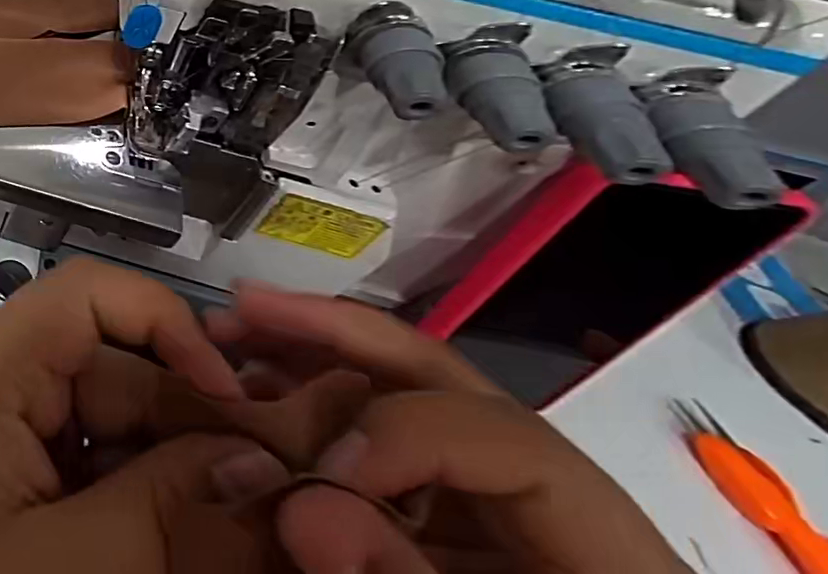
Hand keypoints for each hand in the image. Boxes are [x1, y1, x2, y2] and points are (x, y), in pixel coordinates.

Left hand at [0, 260, 333, 573]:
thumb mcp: (74, 558)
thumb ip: (168, 505)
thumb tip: (259, 464)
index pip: (92, 293)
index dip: (168, 322)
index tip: (230, 391)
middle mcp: (3, 368)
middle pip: (114, 362)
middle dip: (190, 414)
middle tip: (273, 473)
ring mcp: (6, 412)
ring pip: (110, 413)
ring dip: (172, 458)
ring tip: (244, 503)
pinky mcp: (10, 454)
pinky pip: (86, 449)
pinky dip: (135, 483)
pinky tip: (184, 519)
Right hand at [208, 284, 689, 572]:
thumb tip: (299, 510)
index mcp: (593, 525)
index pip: (504, 437)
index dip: (405, 437)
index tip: (321, 472)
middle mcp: (537, 470)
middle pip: (435, 368)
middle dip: (330, 326)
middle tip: (244, 303)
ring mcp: (481, 466)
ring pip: (393, 374)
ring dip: (305, 342)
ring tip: (234, 329)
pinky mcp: (438, 483)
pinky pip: (368, 413)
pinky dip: (308, 387)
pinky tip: (259, 381)